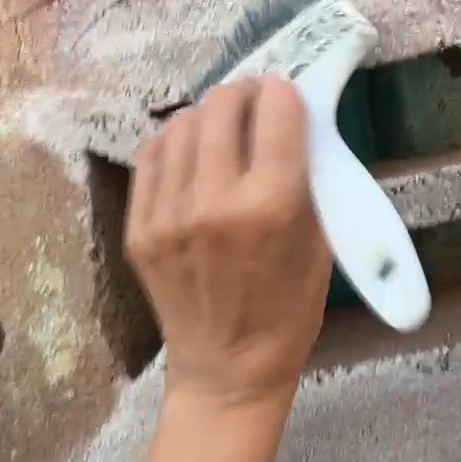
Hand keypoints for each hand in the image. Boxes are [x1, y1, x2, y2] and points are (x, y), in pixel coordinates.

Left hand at [126, 76, 331, 409]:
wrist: (228, 370)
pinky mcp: (138, 228)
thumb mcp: (322, 237)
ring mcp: (168, 215)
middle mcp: (214, 201)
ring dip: (212, 113)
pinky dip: (178, 139)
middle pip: (223, 105)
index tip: (290, 92)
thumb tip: (297, 118)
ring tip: (227, 124)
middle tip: (259, 101)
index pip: (277, 111)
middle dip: (248, 92)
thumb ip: (309, 174)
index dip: (286, 91)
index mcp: (271, 204)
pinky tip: (196, 148)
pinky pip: (153, 153)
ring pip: (185, 121)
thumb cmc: (292, 305)